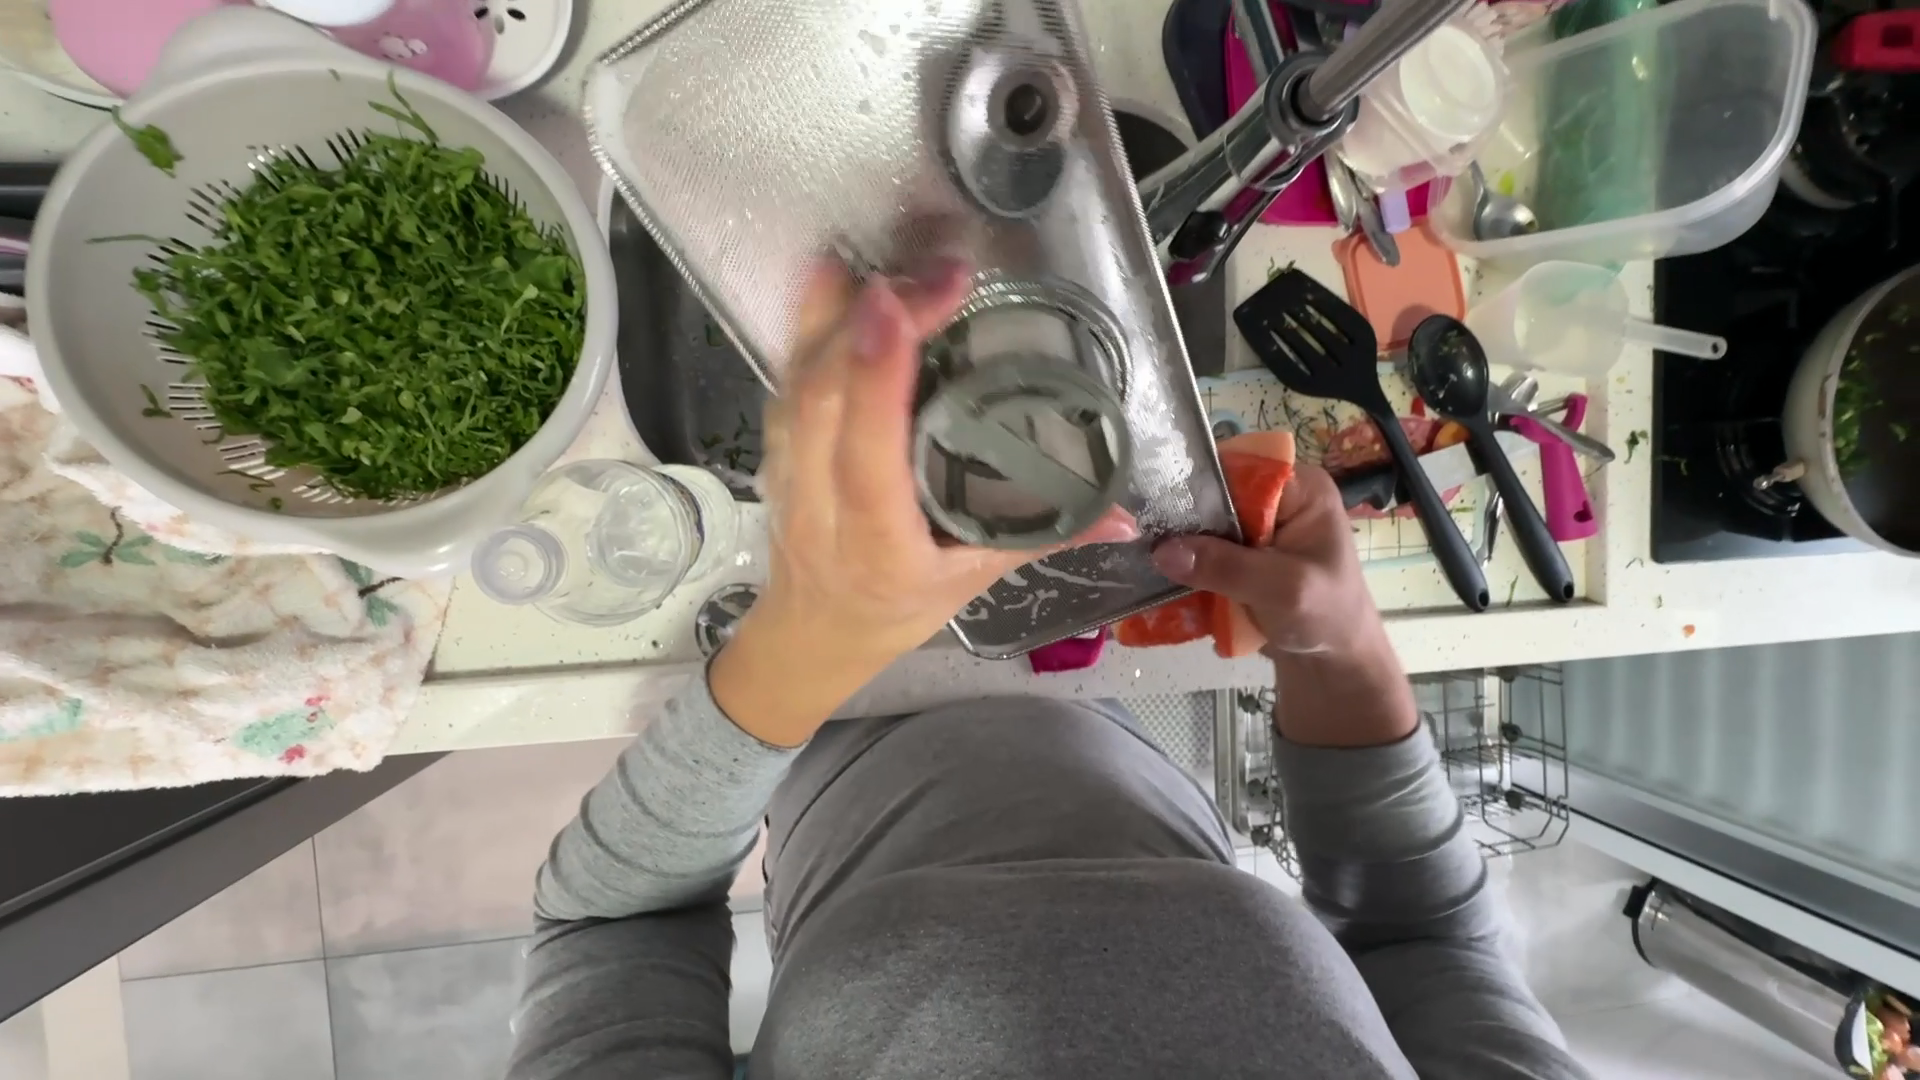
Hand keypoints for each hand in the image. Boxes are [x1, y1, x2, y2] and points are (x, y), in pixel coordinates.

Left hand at [710, 258, 1135, 746]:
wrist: (811, 634)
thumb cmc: (892, 612)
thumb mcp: (970, 583)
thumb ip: (1043, 539)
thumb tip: (1124, 517)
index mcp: (876, 546)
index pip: (868, 458)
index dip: (876, 378)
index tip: (899, 306)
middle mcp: (820, 505)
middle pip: (822, 402)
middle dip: (869, 324)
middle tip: (936, 276)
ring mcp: (785, 474)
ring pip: (795, 384)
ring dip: (834, 314)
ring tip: (893, 265)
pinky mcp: (773, 449)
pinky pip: (785, 380)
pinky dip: (810, 325)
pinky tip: (839, 283)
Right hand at [1149, 464, 1414, 747]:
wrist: (1334, 664)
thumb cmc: (1327, 619)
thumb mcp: (1283, 590)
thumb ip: (1227, 568)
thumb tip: (1163, 551)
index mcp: (1299, 489)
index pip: (1239, 467)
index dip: (1199, 484)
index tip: (1160, 508)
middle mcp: (1274, 500)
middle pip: (1213, 495)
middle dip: (1181, 519)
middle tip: (1145, 540)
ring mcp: (1255, 529)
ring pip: (1200, 525)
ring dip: (1177, 547)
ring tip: (1146, 560)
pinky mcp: (1238, 555)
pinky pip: (1200, 551)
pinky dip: (1184, 567)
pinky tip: (1163, 579)